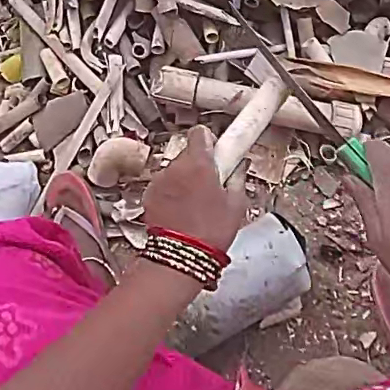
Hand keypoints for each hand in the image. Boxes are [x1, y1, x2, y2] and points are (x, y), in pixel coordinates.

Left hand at [142, 126, 248, 252]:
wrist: (181, 257)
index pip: (200, 132)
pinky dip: (171, 192)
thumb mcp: (236, 204)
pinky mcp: (149, 194)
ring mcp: (160, 180)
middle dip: (199, 164)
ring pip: (175, 169)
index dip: (210, 140)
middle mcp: (176, 166)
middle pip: (188, 153)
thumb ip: (238, 177)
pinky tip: (182, 211)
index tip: (218, 150)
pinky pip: (163, 185)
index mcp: (199, 163)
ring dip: (184, 179)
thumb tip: (239, 165)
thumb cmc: (210, 232)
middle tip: (212, 185)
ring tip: (196, 203)